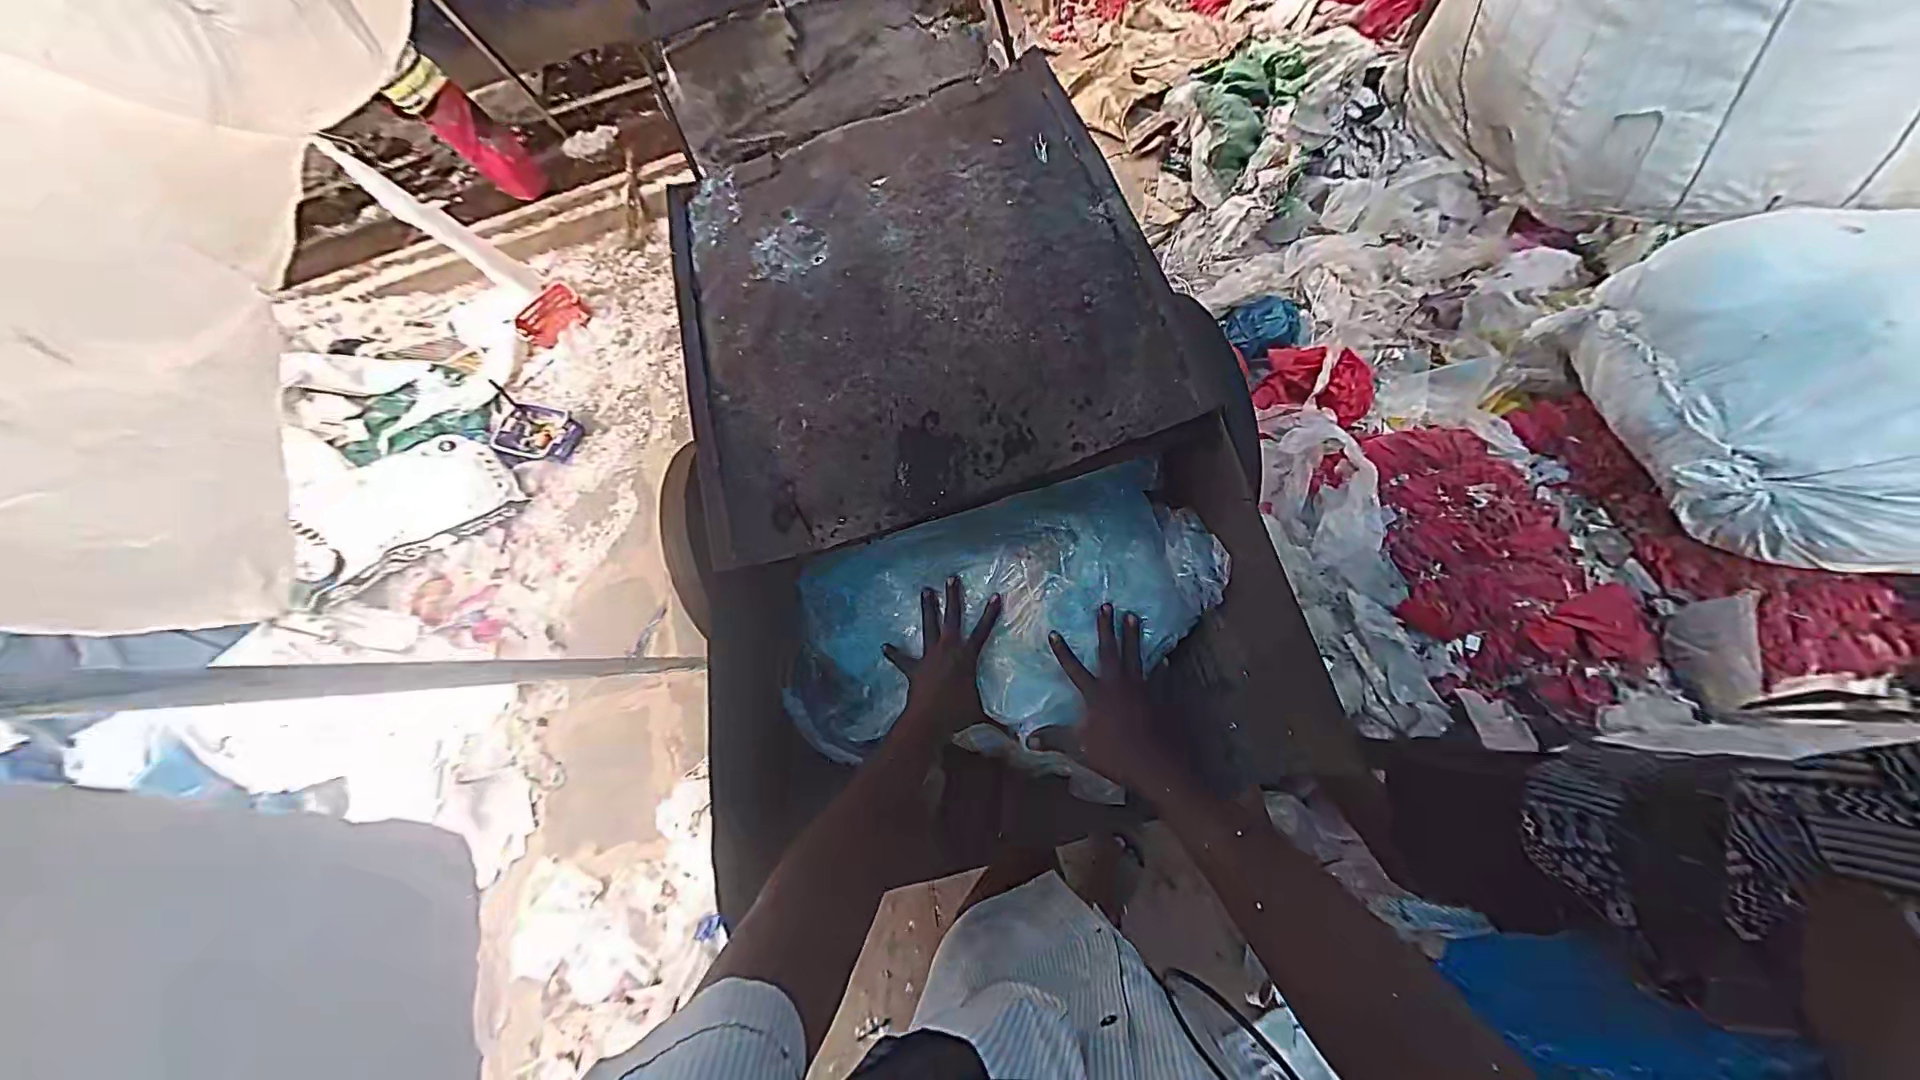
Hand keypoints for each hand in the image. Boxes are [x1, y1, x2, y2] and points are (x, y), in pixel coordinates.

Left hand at [883, 576, 1001, 746]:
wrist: (928, 720)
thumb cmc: (958, 714)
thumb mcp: (982, 716)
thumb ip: (1000, 724)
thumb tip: (1019, 740)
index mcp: (967, 657)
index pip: (983, 631)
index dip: (990, 614)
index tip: (996, 595)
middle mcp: (948, 650)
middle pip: (952, 618)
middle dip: (953, 597)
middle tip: (951, 578)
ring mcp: (929, 656)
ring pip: (929, 626)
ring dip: (927, 608)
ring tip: (924, 590)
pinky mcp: (914, 669)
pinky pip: (903, 659)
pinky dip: (894, 653)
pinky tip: (884, 646)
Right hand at [1046, 604, 1184, 796]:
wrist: (1157, 766)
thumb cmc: (1116, 757)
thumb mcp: (1080, 750)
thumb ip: (1054, 739)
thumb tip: (1026, 740)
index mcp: (1096, 695)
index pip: (1073, 668)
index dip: (1062, 651)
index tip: (1053, 632)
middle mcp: (1118, 685)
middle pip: (1109, 650)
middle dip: (1106, 627)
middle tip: (1106, 606)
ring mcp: (1142, 688)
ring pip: (1135, 655)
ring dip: (1133, 635)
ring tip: (1133, 616)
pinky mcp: (1161, 696)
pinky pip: (1160, 676)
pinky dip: (1161, 666)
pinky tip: (1164, 657)